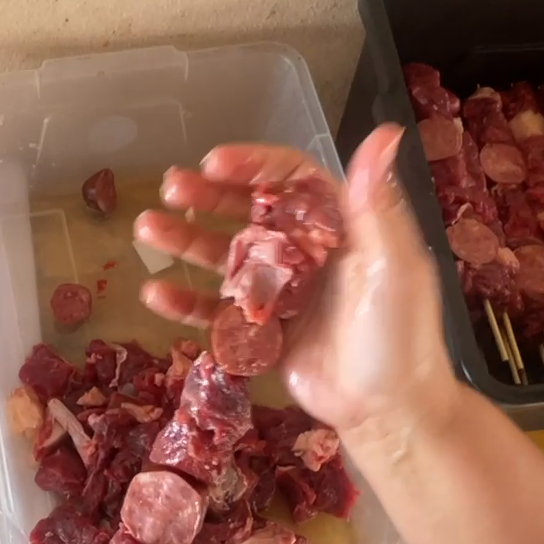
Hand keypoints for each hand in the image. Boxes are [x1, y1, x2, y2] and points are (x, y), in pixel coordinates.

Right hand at [134, 124, 460, 439]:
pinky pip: (216, 313)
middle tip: (168, 188)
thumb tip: (385, 132)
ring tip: (146, 229)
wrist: (387, 410)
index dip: (252, 167)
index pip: (290, 181)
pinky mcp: (260, 333)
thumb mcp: (393, 264)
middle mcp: (302, 254)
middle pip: (247, 213)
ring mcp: (278, 294)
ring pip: (223, 259)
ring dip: (185, 242)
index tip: (212, 162)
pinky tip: (154, 293)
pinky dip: (185, 303)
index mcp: (337, 229)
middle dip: (207, 198)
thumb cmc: (397, 335)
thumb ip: (376, 204)